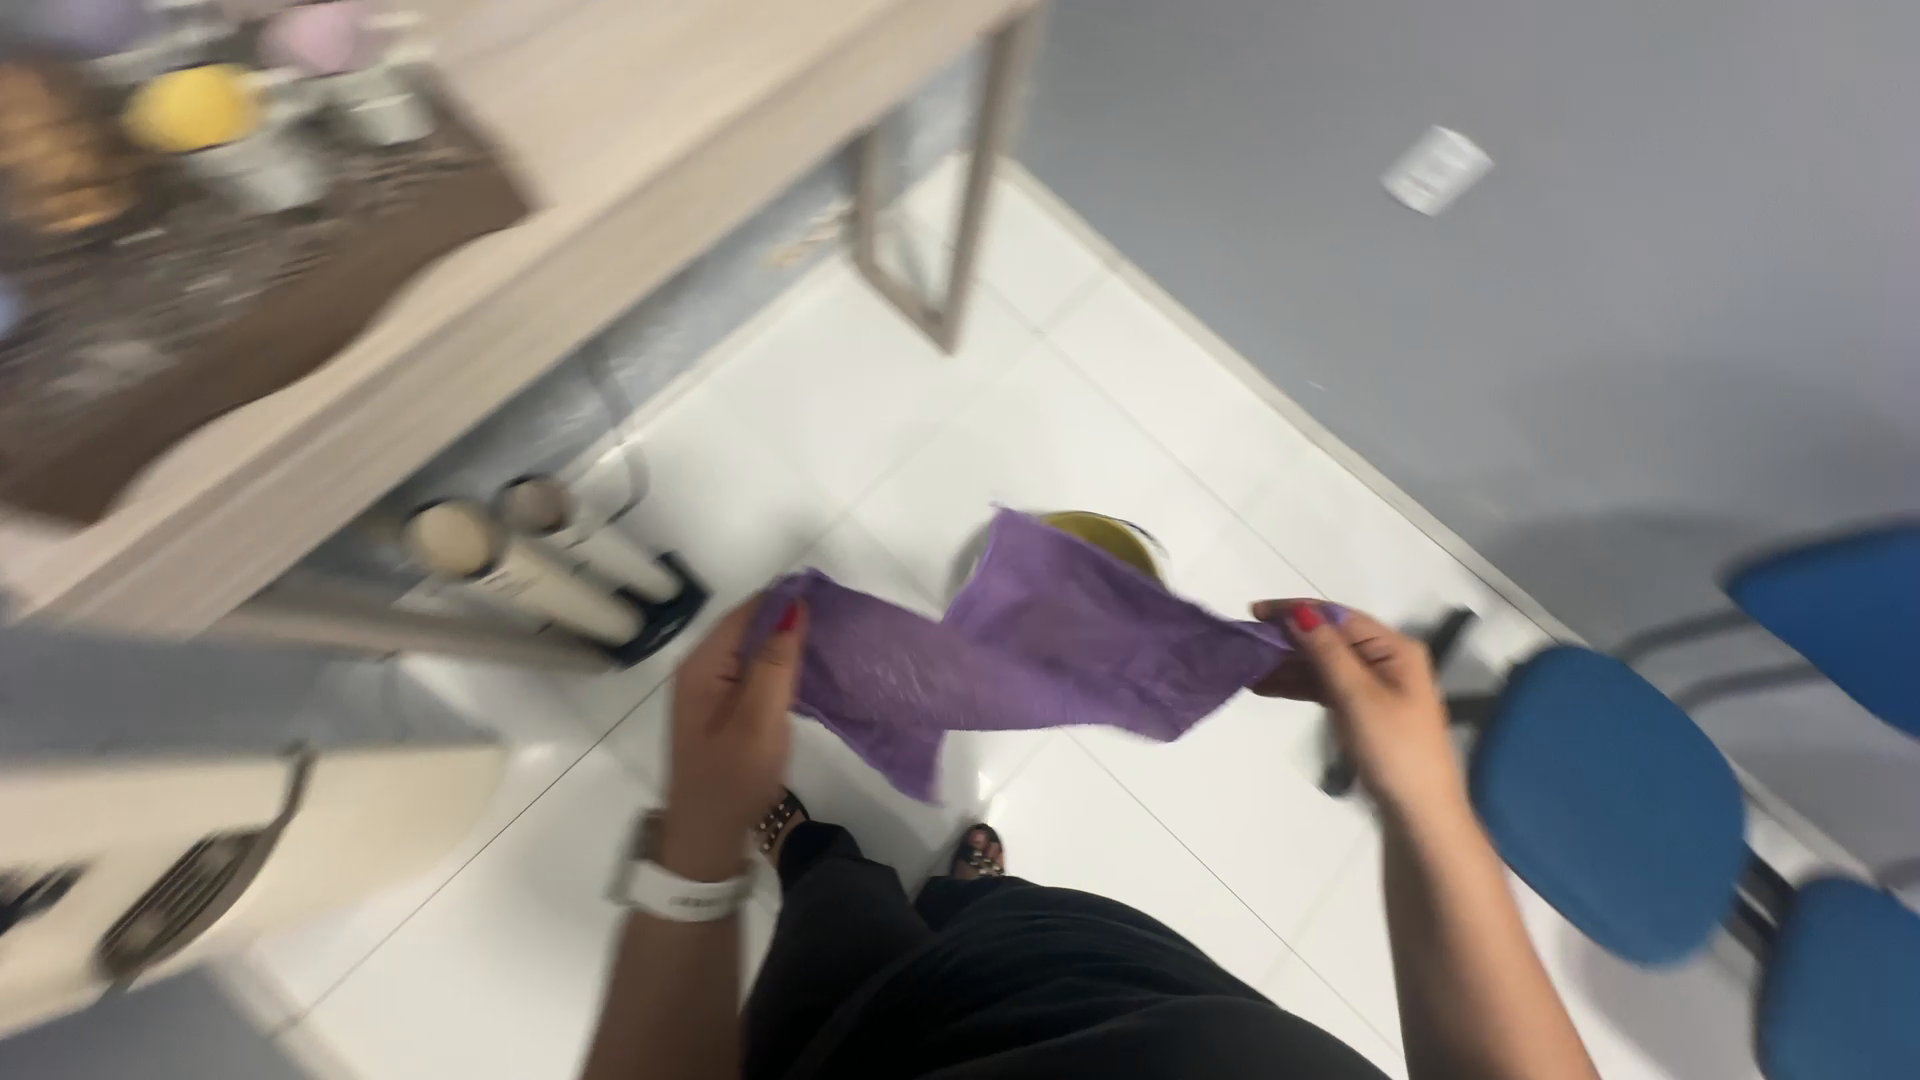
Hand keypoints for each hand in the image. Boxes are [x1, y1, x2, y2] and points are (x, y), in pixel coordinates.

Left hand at [659, 594, 806, 880]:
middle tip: (837, 620)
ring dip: (787, 643)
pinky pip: (754, 671)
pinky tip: (808, 671)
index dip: (785, 599)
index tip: (830, 598)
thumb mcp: (759, 719)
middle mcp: (701, 669)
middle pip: (748, 626)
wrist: (707, 839)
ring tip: (830, 641)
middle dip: (789, 619)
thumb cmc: (733, 778)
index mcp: (703, 666)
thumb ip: (776, 661)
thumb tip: (794, 606)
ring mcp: (709, 690)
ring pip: (753, 649)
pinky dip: (780, 666)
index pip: (747, 611)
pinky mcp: (722, 708)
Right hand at [1250, 599, 1464, 814]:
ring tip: (1247, 666)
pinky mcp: (1360, 706)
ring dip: (1286, 663)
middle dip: (1286, 638)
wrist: (1418, 810)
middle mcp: (1383, 659)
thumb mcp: (1357, 695)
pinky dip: (1295, 684)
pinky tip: (1265, 686)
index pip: (1336, 617)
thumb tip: (1299, 613)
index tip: (1254, 612)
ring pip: (1320, 662)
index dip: (1295, 610)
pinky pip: (1322, 684)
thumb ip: (1327, 651)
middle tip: (1245, 641)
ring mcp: (1372, 684)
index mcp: (1393, 648)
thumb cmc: (1393, 747)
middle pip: (1327, 637)